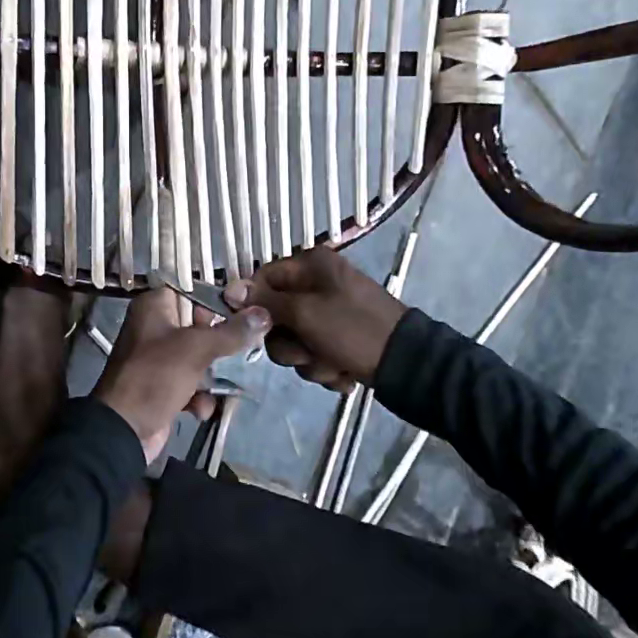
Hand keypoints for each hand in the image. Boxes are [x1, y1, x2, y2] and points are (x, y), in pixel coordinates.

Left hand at [94, 291, 268, 461]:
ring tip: (225, 380)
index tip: (246, 309)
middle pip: (199, 324)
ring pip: (199, 355)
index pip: (193, 289)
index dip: (218, 298)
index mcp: (154, 307)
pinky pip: (191, 382)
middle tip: (245, 345)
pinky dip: (199, 396)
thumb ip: (232, 332)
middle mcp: (154, 328)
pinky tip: (201, 408)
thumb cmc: (155, 376)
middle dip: (221, 340)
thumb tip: (265, 314)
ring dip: (212, 372)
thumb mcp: (197, 349)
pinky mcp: (162, 387)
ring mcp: (158, 360)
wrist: (121, 432)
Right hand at [223, 248, 405, 392]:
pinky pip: (316, 356)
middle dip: (292, 344)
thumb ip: (266, 302)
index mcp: (312, 266)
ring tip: (336, 362)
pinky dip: (329, 368)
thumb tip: (228, 288)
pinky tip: (347, 371)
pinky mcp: (341, 341)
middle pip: (277, 318)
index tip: (251, 329)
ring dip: (312, 361)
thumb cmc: (355, 330)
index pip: (263, 279)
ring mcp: (331, 314)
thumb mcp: (306, 314)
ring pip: (295, 343)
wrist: (408, 365)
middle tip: (310, 348)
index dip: (255, 306)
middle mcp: (319, 285)